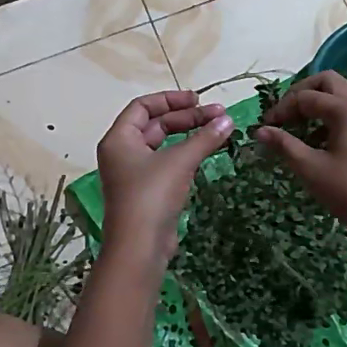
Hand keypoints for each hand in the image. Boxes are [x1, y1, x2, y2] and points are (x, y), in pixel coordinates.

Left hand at [97, 90, 233, 264]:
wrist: (139, 246)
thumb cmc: (152, 196)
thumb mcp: (179, 161)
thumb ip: (204, 138)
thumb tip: (228, 120)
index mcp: (119, 139)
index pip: (142, 106)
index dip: (171, 99)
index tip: (199, 99)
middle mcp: (121, 152)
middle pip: (154, 124)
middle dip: (186, 118)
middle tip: (219, 116)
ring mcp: (133, 173)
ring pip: (162, 145)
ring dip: (188, 136)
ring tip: (218, 131)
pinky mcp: (146, 192)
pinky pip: (165, 164)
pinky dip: (184, 155)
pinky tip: (206, 153)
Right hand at [254, 70, 346, 245]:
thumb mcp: (310, 169)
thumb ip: (283, 145)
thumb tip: (259, 130)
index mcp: (346, 110)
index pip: (305, 96)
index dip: (281, 109)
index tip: (264, 128)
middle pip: (326, 82)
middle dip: (300, 94)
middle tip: (283, 117)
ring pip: (339, 96)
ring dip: (315, 105)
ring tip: (296, 130)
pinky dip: (328, 117)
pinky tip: (317, 143)